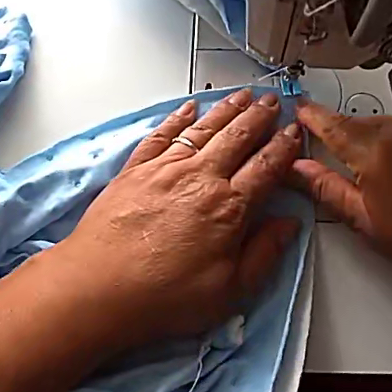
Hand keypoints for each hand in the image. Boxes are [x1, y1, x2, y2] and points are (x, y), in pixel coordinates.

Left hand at [52, 89, 302, 350]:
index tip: (294, 132)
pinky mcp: (135, 170)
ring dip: (227, 109)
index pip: (266, 166)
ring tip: (243, 95)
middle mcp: (200, 178)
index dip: (284, 146)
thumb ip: (264, 254)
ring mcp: (165, 170)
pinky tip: (189, 108)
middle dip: (260, 116)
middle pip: (238, 137)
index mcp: (228, 207)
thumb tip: (288, 225)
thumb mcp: (229, 291)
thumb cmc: (163, 297)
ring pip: (204, 129)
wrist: (97, 289)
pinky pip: (162, 135)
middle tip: (274, 102)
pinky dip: (177, 117)